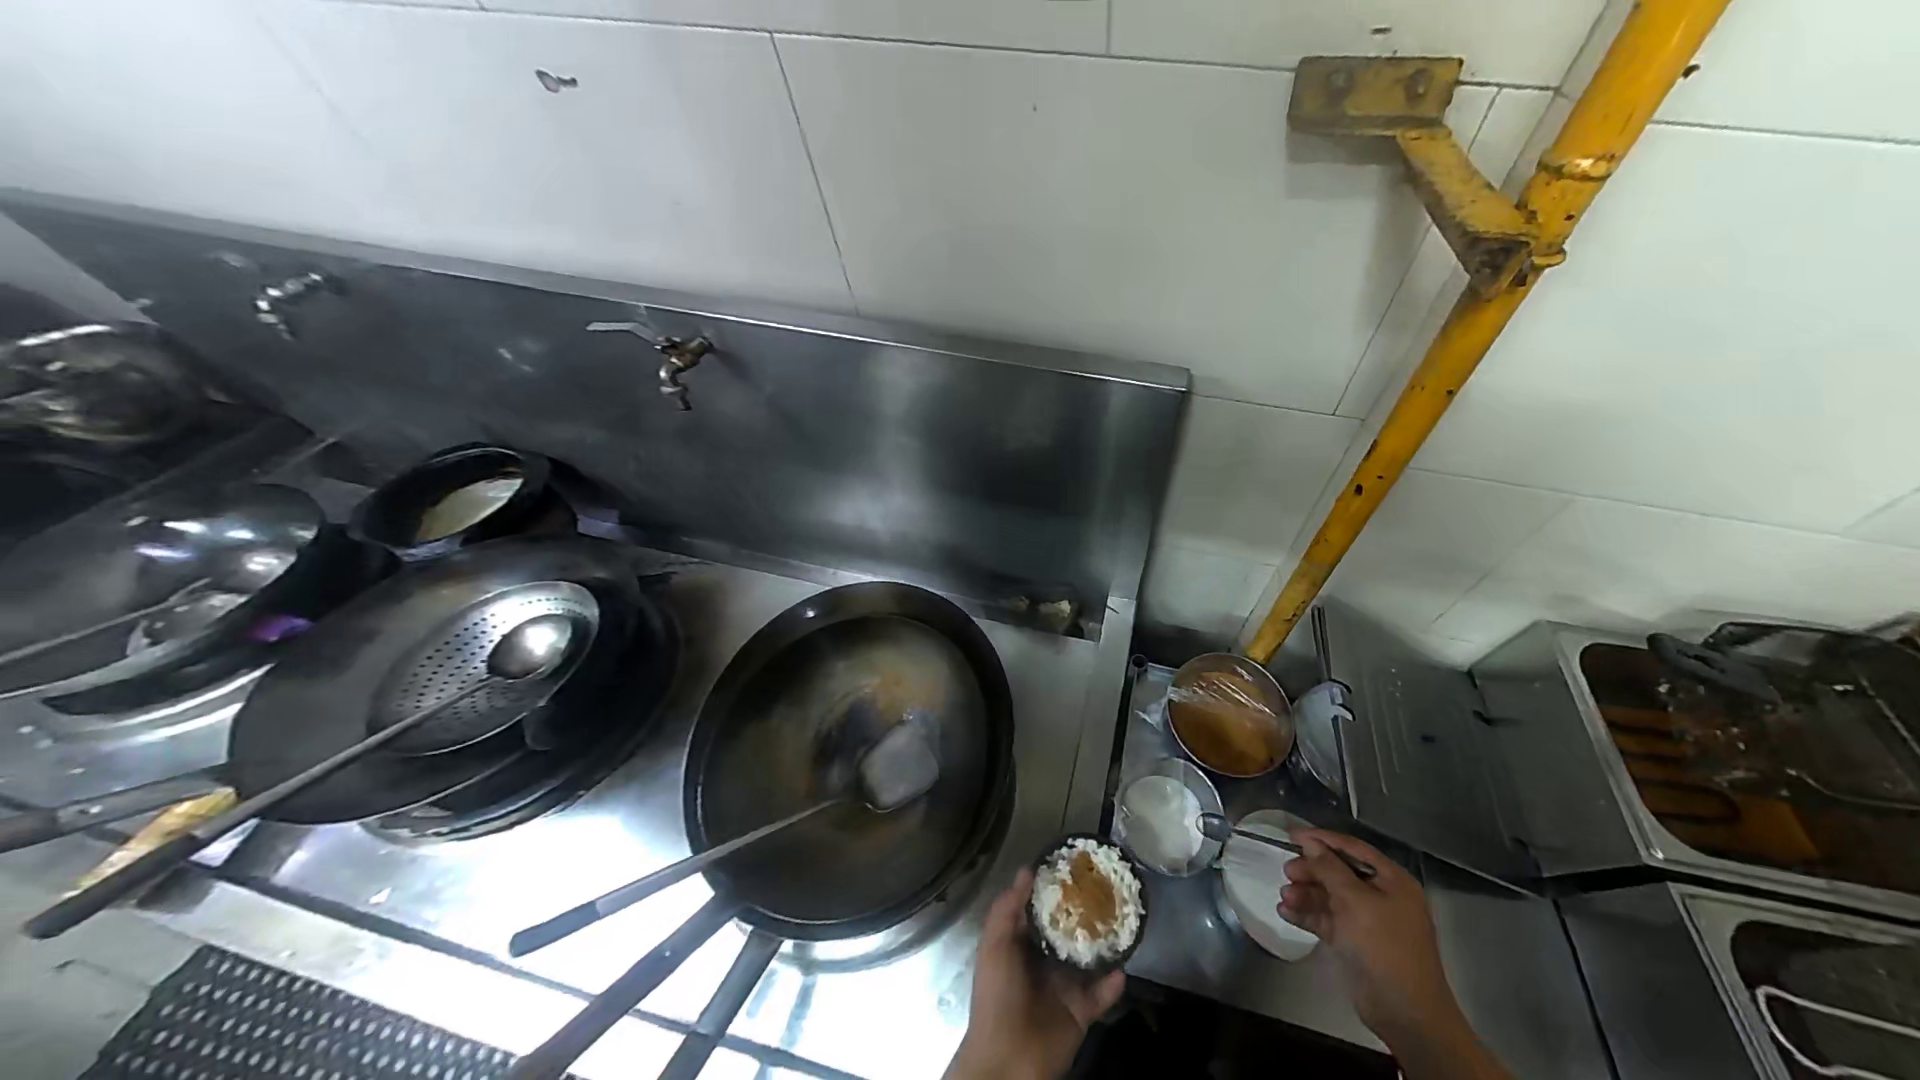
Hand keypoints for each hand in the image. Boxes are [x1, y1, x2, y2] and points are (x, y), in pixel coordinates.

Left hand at [945, 868, 1125, 1079]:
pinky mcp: (1080, 1012)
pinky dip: (1112, 983)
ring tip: (1122, 921)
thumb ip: (1007, 909)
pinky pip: (1101, 995)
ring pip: (1088, 960)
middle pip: (1067, 932)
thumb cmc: (997, 995)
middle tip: (1106, 889)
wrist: (1008, 1058)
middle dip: (1083, 914)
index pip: (1038, 911)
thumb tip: (1027, 871)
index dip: (1052, 890)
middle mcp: (1043, 962)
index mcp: (1019, 945)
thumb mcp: (994, 945)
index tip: (1073, 866)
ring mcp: (1063, 987)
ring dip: (1102, 945)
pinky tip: (1123, 967)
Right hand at [1279, 829, 1511, 1079]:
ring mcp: (1368, 920)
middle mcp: (1381, 896)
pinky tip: (1286, 912)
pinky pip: (1327, 919)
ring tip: (1285, 896)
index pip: (1353, 848)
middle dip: (1311, 870)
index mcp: (1392, 881)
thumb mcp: (1355, 901)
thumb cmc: (1384, 946)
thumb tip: (1311, 843)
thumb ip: (1330, 868)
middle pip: (1339, 872)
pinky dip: (1307, 914)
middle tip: (1287, 872)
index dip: (1322, 838)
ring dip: (1306, 893)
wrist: (1404, 1010)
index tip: (1291, 834)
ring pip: (1330, 896)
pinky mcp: (1354, 941)